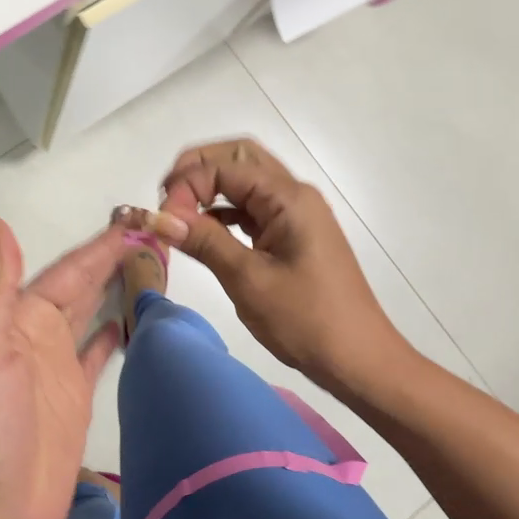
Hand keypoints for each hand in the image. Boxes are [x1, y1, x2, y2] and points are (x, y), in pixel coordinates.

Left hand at [0, 216, 127, 518]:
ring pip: (95, 310)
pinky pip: (101, 350)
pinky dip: (119, 328)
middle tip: (156, 232)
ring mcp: (60, 364)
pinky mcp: (79, 395)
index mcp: (18, 317)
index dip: (98, 246)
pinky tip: (138, 312)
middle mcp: (40, 332)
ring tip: (156, 261)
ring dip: (119, 284)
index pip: (66, 270)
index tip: (134, 220)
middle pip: (83, 284)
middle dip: (114, 257)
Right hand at [144, 139, 411, 388]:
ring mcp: (297, 213)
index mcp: (288, 197)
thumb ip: (202, 240)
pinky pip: (253, 206)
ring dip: (210, 187)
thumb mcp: (248, 280)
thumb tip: (157, 216)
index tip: (162, 219)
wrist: (361, 361)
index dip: (187, 185)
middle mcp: (294, 194)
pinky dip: (224, 209)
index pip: (224, 168)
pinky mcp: (294, 234)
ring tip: (177, 211)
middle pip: (238, 157)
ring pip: (246, 179)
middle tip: (166, 196)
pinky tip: (203, 230)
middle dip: (197, 168)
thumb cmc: (306, 320)